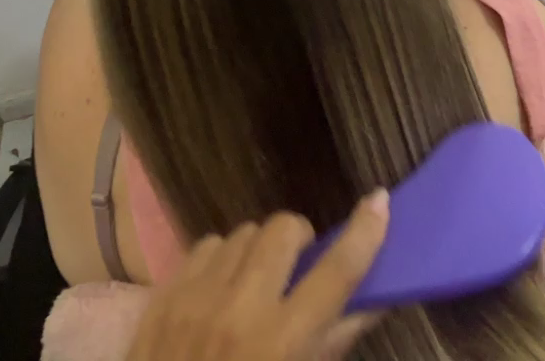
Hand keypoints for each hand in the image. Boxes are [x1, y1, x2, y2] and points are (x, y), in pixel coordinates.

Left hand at [125, 191, 391, 360]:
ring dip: (258, 250)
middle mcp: (239, 310)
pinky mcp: (164, 296)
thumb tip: (375, 295)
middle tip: (299, 264)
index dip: (364, 232)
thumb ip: (335, 340)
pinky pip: (206, 245)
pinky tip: (222, 287)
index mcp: (280, 343)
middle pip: (283, 230)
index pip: (336, 271)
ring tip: (256, 281)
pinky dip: (222, 258)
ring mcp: (196, 298)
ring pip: (243, 233)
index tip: (380, 201)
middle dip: (299, 238)